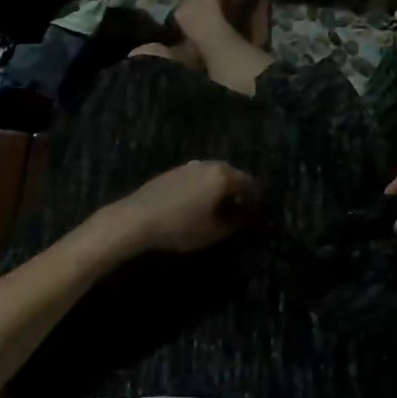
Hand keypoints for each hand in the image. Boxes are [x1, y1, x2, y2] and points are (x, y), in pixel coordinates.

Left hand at [104, 160, 261, 253]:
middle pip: (233, 175)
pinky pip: (199, 176)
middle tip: (243, 208)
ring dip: (222, 187)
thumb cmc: (180, 226)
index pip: (250, 184)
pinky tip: (200, 201)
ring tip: (222, 206)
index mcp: (223, 177)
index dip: (257, 199)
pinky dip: (206, 186)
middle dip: (240, 190)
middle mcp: (209, 165)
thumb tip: (248, 218)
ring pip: (215, 174)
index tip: (260, 212)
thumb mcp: (213, 232)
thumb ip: (235, 223)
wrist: (136, 218)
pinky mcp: (174, 171)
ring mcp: (190, 166)